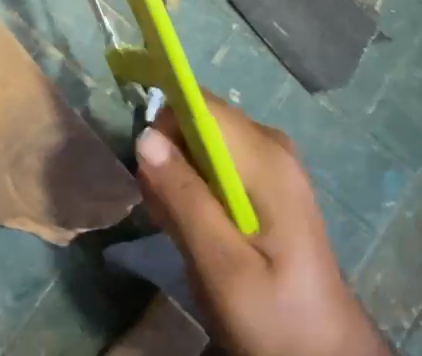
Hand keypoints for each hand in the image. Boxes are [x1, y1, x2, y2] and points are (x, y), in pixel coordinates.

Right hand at [135, 95, 389, 355]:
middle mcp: (270, 145)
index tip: (147, 171)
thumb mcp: (223, 267)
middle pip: (197, 121)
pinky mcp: (265, 181)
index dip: (163, 125)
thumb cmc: (277, 316)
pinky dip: (193, 188)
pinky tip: (196, 229)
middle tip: (163, 213)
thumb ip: (184, 199)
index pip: (199, 104)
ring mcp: (270, 162)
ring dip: (177, 179)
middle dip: (168, 158)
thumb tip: (144, 136)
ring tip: (180, 229)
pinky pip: (213, 162)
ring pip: (200, 143)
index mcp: (266, 158)